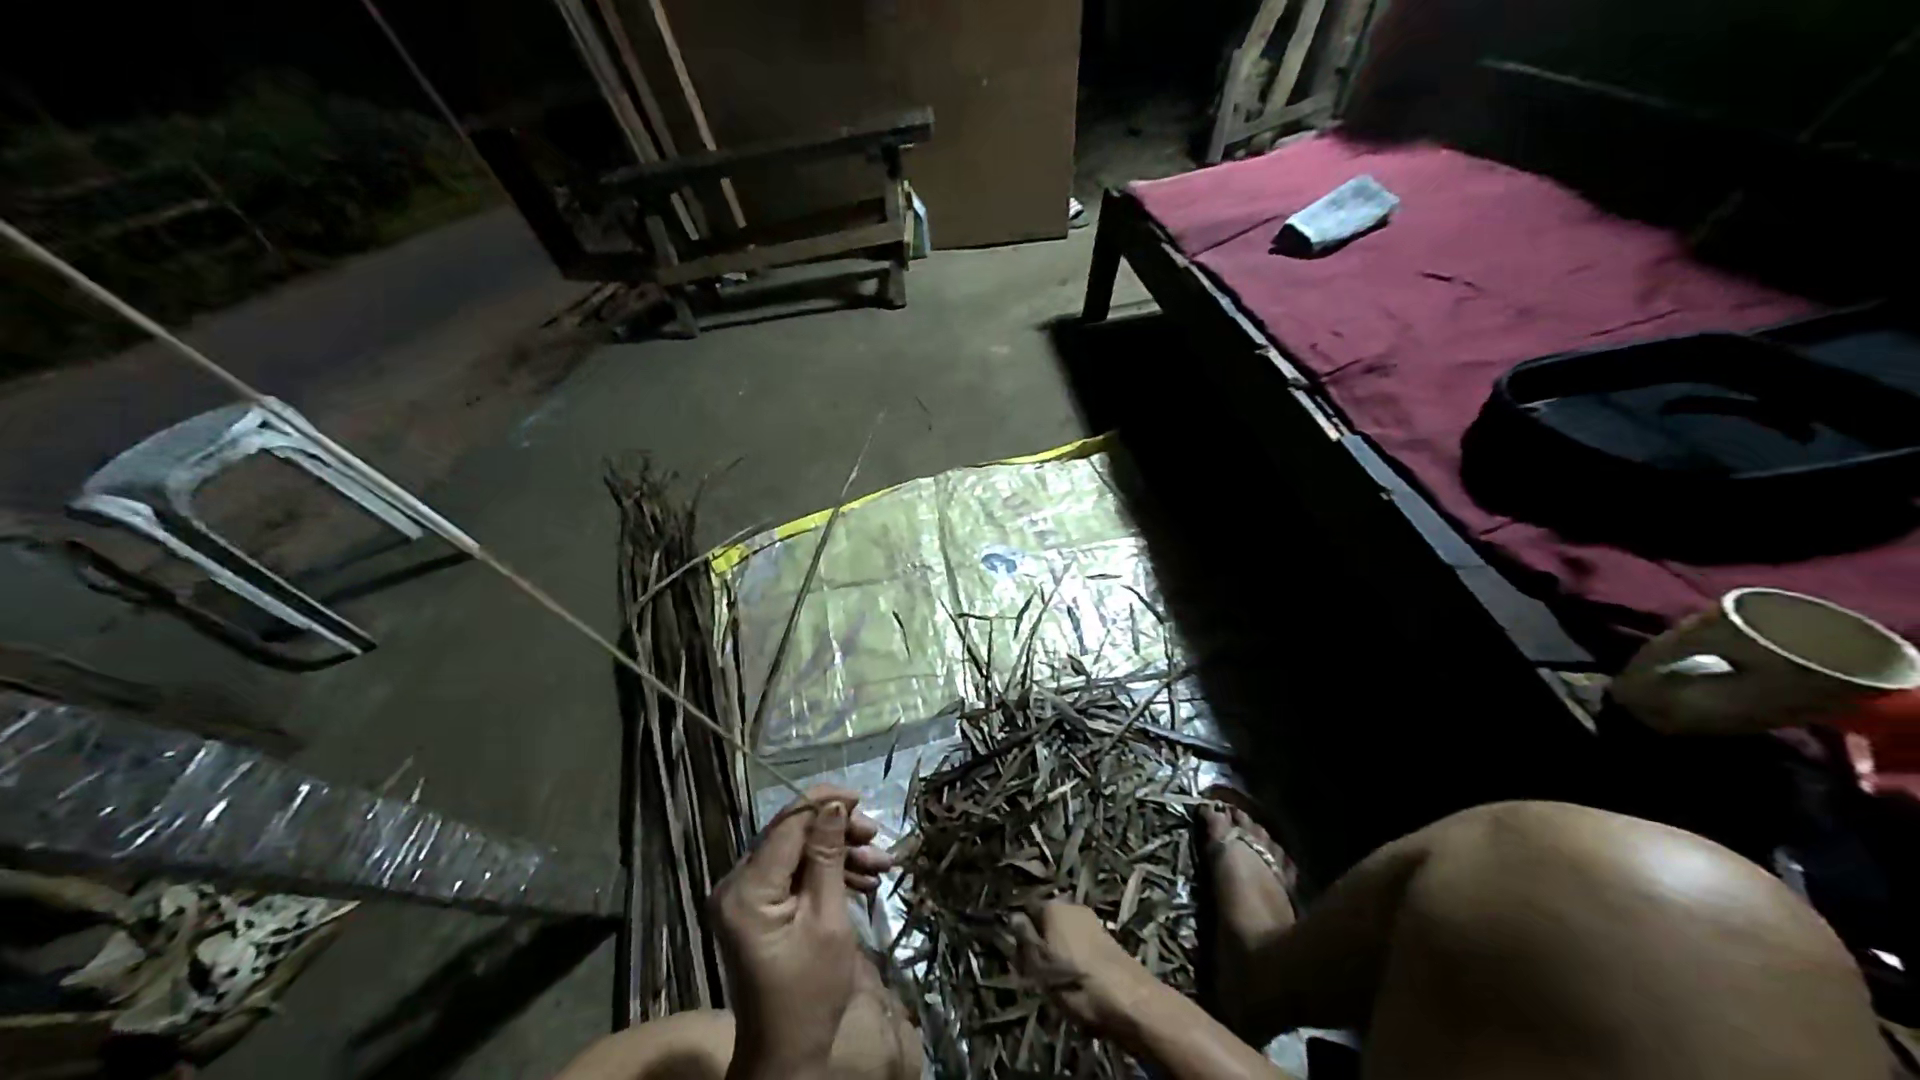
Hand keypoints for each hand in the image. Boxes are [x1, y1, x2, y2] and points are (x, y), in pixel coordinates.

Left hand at [712, 785, 889, 1078]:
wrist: (788, 1052)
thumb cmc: (811, 991)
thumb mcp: (828, 919)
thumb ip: (828, 856)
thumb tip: (835, 804)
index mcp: (746, 890)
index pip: (787, 825)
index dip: (823, 803)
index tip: (862, 799)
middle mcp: (735, 885)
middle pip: (792, 836)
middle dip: (837, 833)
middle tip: (876, 836)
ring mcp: (743, 898)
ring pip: (796, 854)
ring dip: (838, 854)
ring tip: (880, 863)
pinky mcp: (756, 909)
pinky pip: (793, 876)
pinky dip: (825, 875)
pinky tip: (862, 880)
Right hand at [1011, 900, 1158, 1037]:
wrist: (1129, 1000)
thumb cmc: (1075, 980)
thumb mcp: (1038, 963)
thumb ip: (1023, 937)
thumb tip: (1013, 915)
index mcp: (1053, 905)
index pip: (1027, 906)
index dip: (1019, 926)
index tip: (1015, 949)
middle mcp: (1073, 906)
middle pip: (1048, 919)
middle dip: (1040, 938)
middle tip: (1032, 967)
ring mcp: (1093, 922)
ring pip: (1065, 933)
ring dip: (1058, 949)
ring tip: (1053, 978)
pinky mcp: (1108, 942)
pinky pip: (1081, 944)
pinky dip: (1075, 957)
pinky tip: (1074, 979)